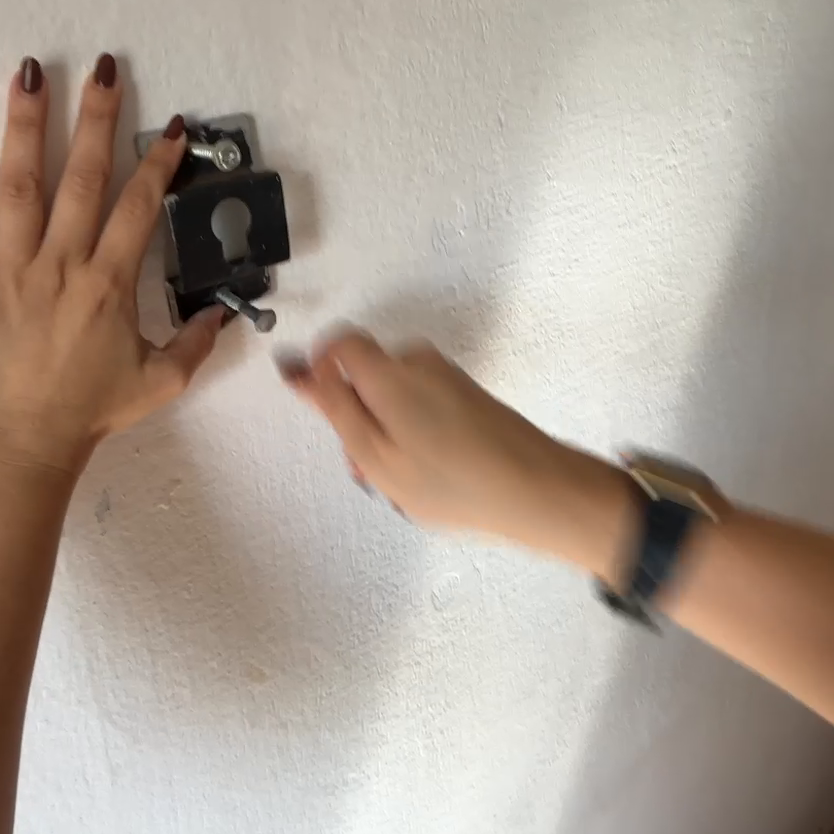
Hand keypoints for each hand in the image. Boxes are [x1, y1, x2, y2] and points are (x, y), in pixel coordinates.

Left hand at [0, 54, 223, 470]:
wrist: (22, 446)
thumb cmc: (91, 411)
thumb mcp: (161, 382)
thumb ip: (197, 343)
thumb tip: (222, 312)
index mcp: (110, 284)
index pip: (140, 208)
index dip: (159, 163)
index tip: (172, 127)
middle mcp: (61, 264)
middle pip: (84, 178)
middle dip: (98, 119)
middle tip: (104, 68)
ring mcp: (7, 269)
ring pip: (19, 185)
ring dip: (26, 126)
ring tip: (29, 73)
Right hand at [282, 330, 632, 576]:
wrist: (535, 489)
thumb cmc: (451, 480)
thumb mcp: (374, 453)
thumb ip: (333, 405)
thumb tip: (298, 368)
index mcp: (389, 371)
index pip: (338, 345)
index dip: (321, 374)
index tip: (328, 414)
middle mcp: (417, 361)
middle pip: (365, 374)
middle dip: (356, 415)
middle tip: (369, 467)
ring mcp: (445, 375)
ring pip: (392, 393)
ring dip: (385, 429)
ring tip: (403, 478)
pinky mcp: (464, 392)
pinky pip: (419, 401)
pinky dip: (412, 430)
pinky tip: (429, 471)